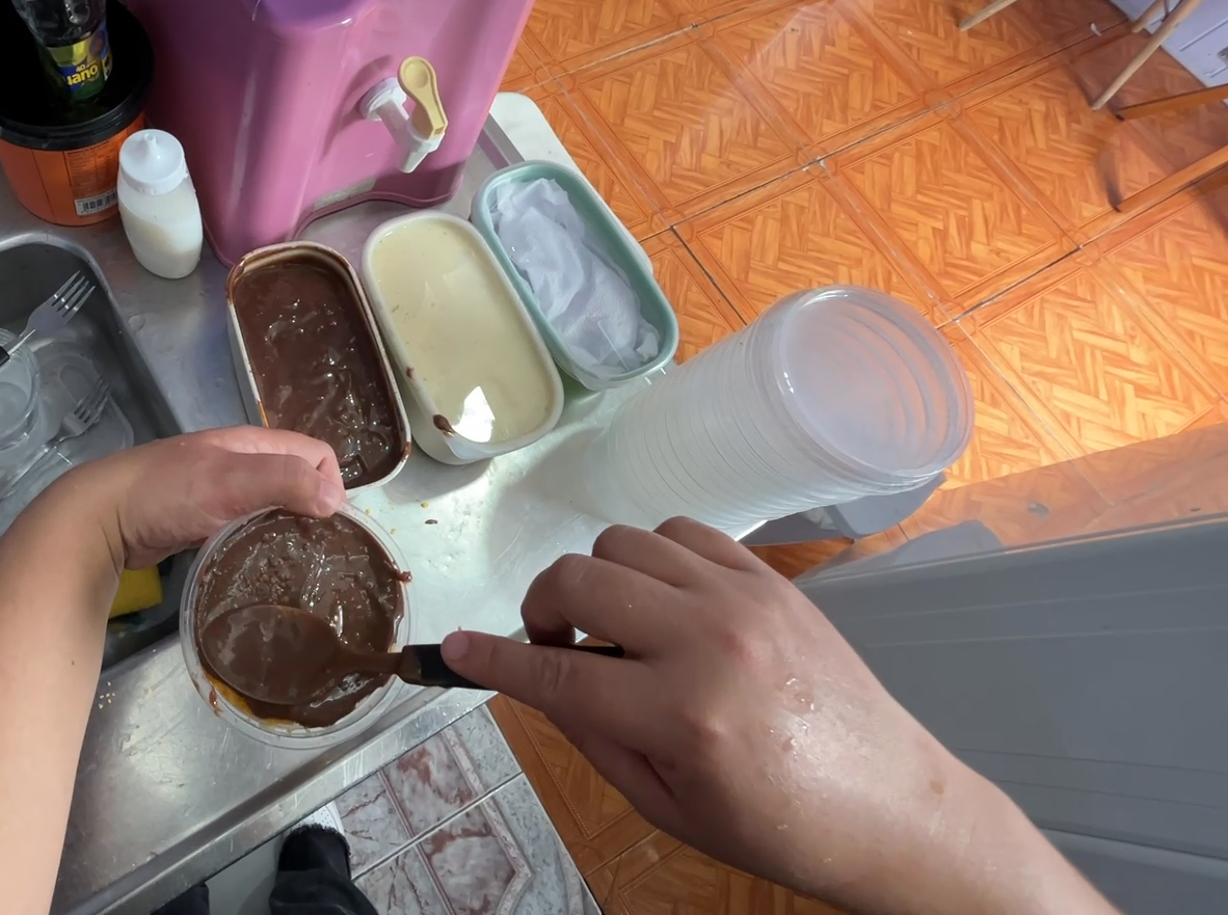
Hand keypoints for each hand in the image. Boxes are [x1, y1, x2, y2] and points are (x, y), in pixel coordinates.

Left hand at [33, 427, 345, 571]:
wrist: (102, 516)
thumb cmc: (169, 493)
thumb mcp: (230, 481)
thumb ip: (283, 481)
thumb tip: (335, 498)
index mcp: (252, 444)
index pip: (315, 453)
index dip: (330, 485)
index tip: (326, 528)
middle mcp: (240, 461)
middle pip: (295, 478)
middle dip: (311, 509)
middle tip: (313, 552)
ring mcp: (219, 488)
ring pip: (270, 503)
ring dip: (284, 526)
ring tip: (288, 562)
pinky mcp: (203, 516)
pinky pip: (246, 523)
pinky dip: (257, 538)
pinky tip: (252, 562)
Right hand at [442, 519, 1114, 914]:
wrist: (900, 811)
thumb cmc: (774, 824)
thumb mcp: (664, 803)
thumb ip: (587, 730)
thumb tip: (535, 675)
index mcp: (682, 714)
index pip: (556, 672)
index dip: (494, 659)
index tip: (454, 647)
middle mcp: (707, 640)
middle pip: (577, 581)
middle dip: (542, 608)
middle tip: (557, 640)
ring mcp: (742, 598)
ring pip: (618, 544)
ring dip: (597, 581)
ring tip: (618, 621)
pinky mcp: (768, 578)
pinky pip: (677, 531)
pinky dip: (649, 557)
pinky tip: (664, 596)